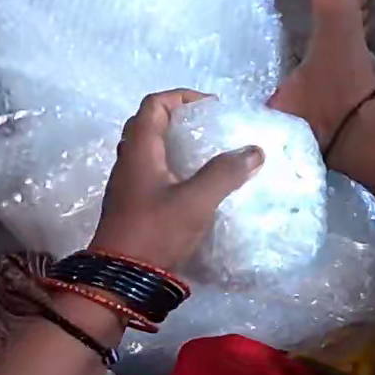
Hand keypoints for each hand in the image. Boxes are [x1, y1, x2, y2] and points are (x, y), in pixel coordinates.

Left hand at [90, 89, 262, 271]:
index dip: (182, 97)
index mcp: (139, 150)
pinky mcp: (130, 208)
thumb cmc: (155, 232)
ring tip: (205, 157)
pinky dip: (171, 171)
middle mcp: (127, 162)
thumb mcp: (195, 201)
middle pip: (148, 125)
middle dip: (178, 120)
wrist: (121, 277)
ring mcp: (125, 186)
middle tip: (207, 130)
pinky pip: (150, 176)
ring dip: (174, 147)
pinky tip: (192, 188)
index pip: (154, 104)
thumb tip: (254, 151)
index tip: (211, 107)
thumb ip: (224, 173)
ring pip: (148, 153)